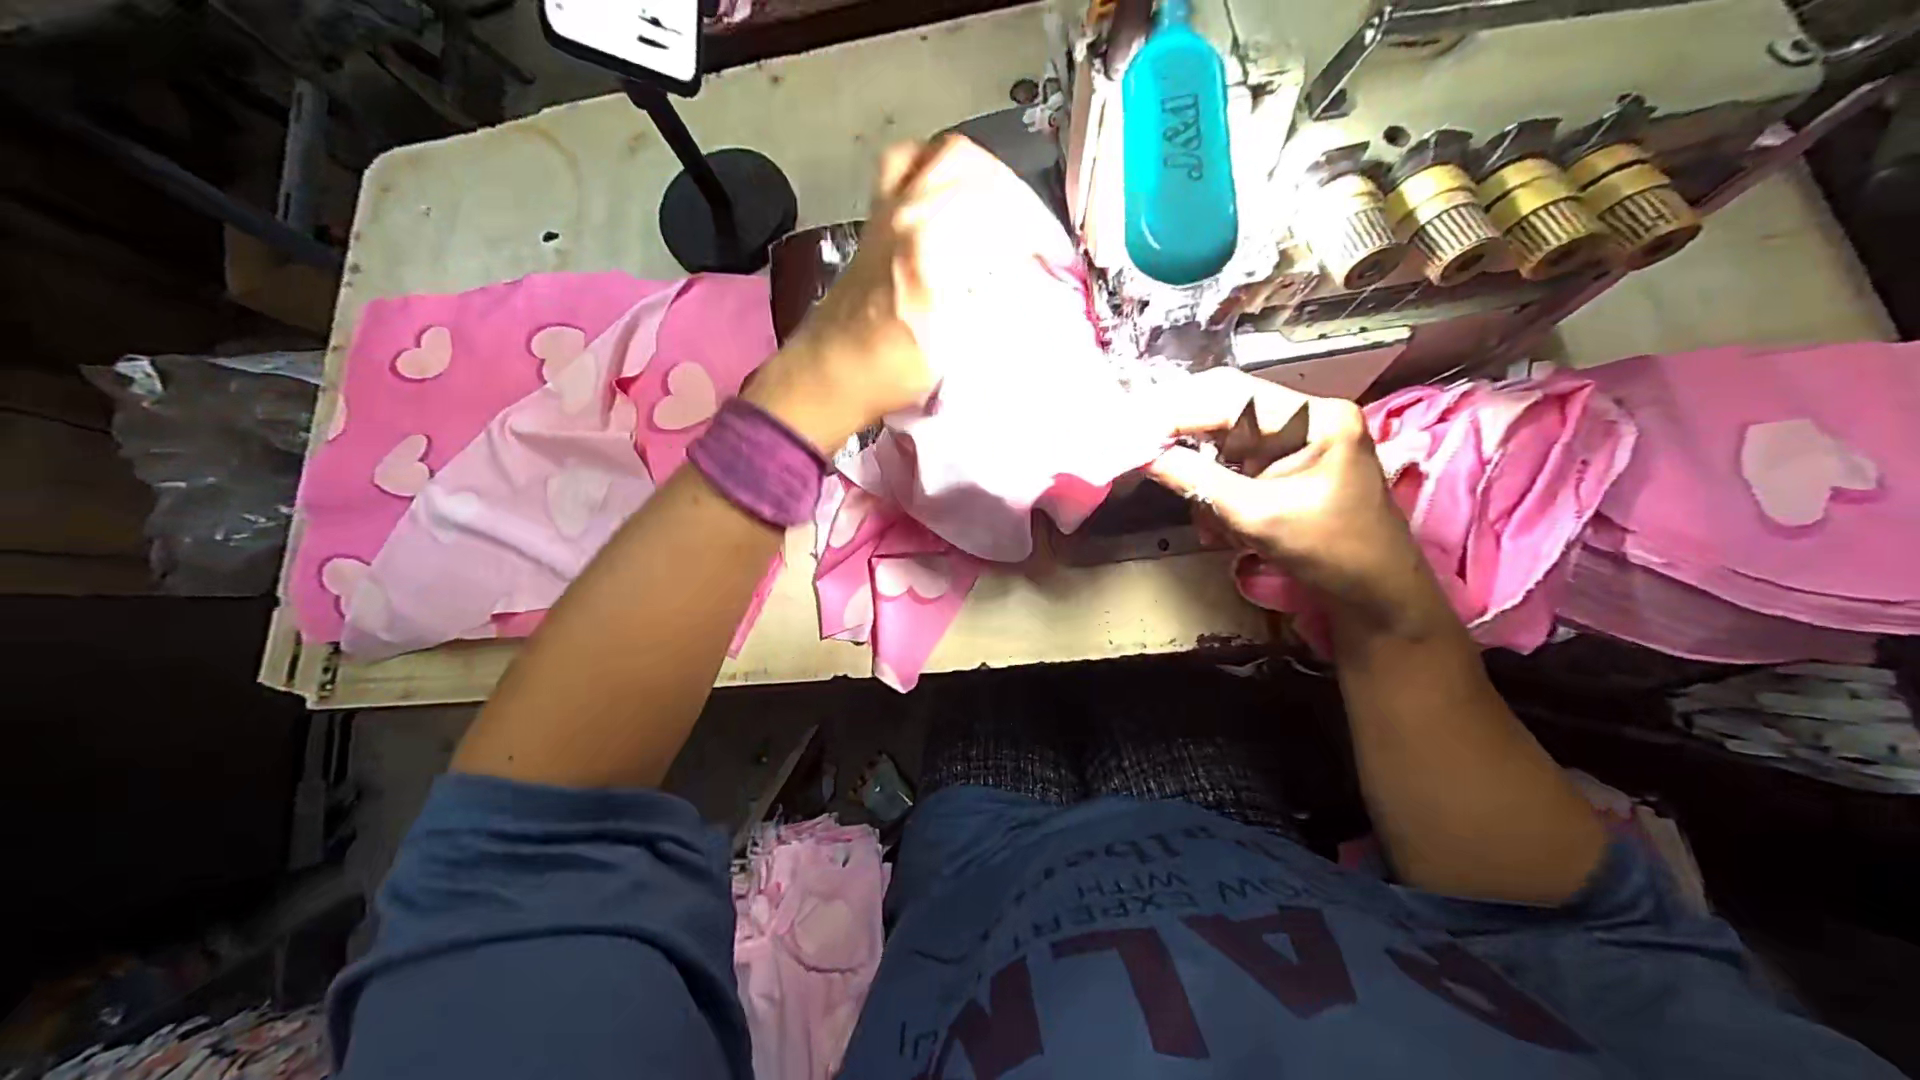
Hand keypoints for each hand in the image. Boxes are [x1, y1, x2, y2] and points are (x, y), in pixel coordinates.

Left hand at [746, 135, 1006, 452]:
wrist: (827, 377)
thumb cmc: (888, 371)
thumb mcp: (953, 347)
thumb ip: (992, 300)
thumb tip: (1018, 272)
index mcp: (929, 240)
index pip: (999, 208)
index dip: (1037, 231)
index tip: (1053, 259)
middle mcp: (904, 212)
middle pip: (967, 163)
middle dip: (1008, 191)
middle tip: (1025, 230)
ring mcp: (883, 213)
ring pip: (933, 156)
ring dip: (971, 175)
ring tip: (991, 211)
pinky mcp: (871, 226)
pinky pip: (904, 172)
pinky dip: (933, 177)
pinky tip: (946, 212)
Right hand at [1147, 369, 1450, 638]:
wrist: (1377, 592)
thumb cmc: (1330, 552)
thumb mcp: (1256, 517)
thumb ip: (1197, 482)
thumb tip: (1146, 457)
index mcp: (1315, 418)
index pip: (1231, 398)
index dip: (1177, 414)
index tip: (1136, 434)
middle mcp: (1308, 415)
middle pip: (1227, 406)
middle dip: (1184, 433)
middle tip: (1143, 449)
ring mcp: (1300, 438)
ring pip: (1226, 434)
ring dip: (1201, 467)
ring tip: (1200, 511)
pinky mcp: (1290, 461)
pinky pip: (1237, 458)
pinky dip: (1217, 484)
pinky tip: (1217, 520)